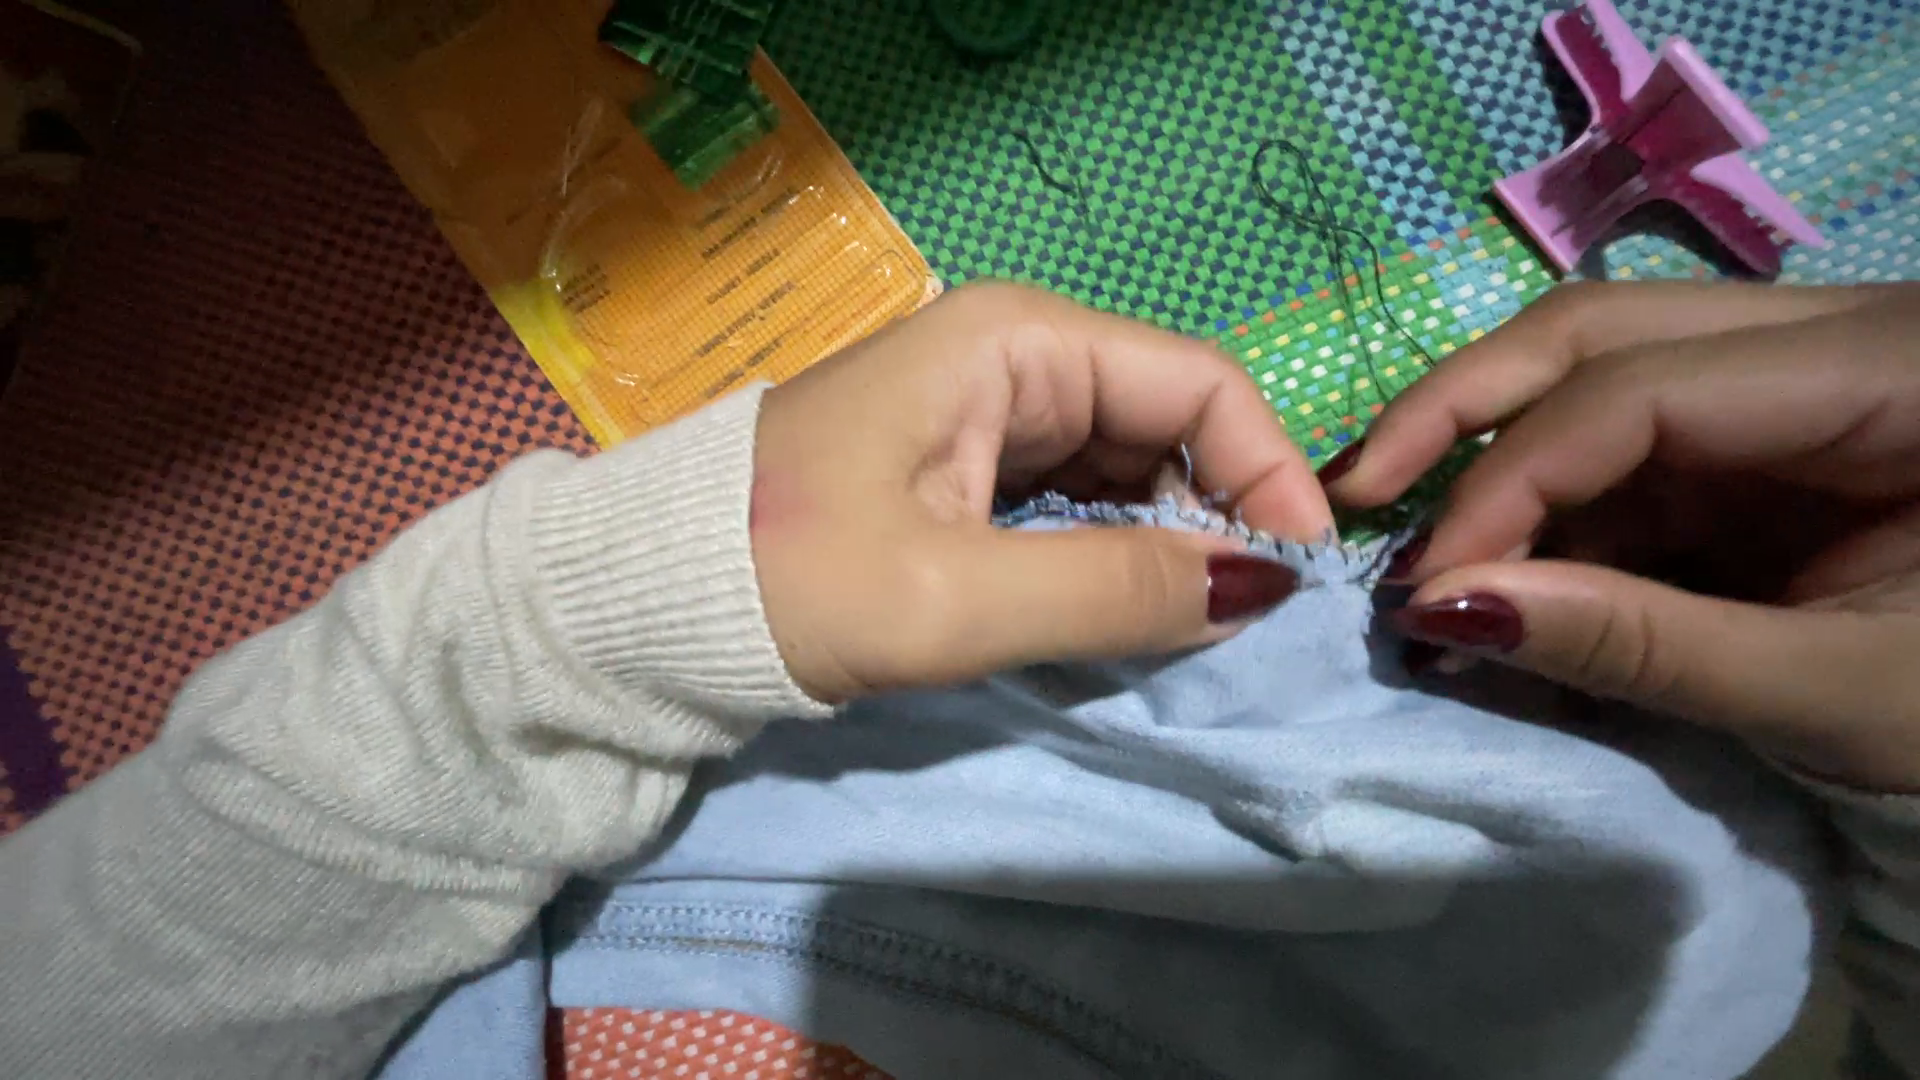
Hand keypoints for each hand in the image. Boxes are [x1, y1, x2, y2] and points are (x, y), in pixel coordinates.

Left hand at [751, 282, 1331, 701]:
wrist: (657, 599)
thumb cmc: (791, 578)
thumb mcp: (955, 594)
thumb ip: (1112, 587)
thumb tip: (1257, 584)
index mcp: (1015, 343)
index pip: (1195, 383)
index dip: (1266, 468)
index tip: (1299, 569)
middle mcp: (1010, 360)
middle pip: (1165, 423)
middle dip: (1215, 510)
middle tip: (1238, 613)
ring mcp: (986, 415)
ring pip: (1122, 467)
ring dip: (1163, 539)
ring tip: (1180, 618)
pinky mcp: (963, 470)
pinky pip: (1071, 500)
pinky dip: (1108, 551)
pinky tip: (1116, 602)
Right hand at [1324, 281, 1919, 791]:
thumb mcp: (1842, 695)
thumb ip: (1631, 643)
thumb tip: (1433, 613)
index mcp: (1902, 368)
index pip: (1628, 392)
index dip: (1501, 485)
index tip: (1425, 587)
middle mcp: (1824, 342)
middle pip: (1579, 333)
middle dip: (1445, 413)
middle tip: (1354, 491)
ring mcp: (1769, 393)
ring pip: (1570, 380)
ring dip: (1473, 462)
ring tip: (1397, 532)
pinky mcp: (1733, 449)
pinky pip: (1594, 456)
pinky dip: (1525, 513)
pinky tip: (1489, 571)